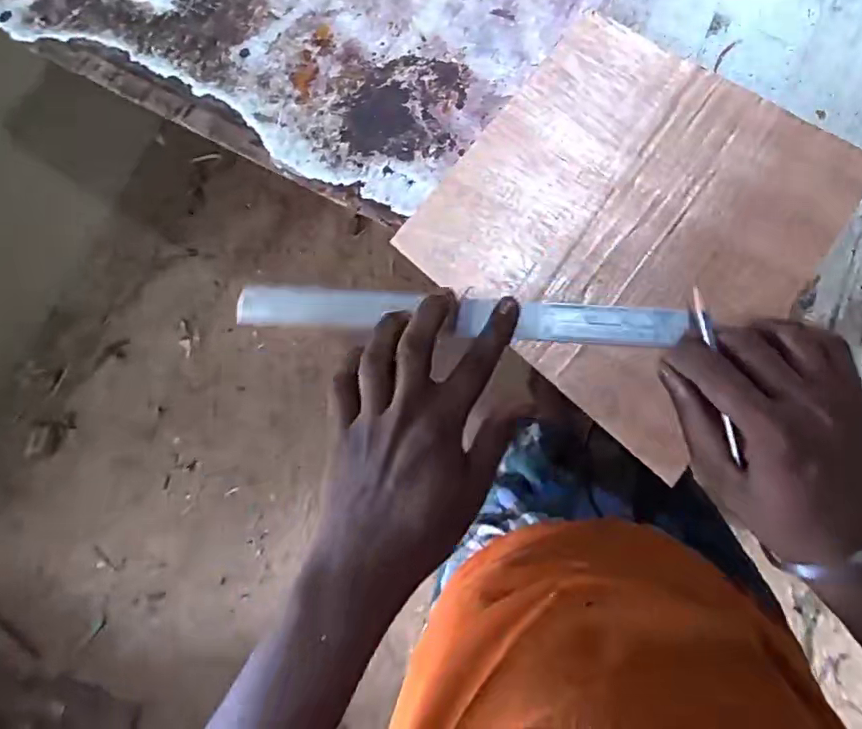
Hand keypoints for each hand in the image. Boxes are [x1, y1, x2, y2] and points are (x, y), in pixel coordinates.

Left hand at [308, 291, 519, 601]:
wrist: (362, 563)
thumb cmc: (425, 531)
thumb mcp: (472, 490)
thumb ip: (494, 440)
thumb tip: (521, 404)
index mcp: (440, 421)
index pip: (475, 364)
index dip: (494, 331)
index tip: (505, 305)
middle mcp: (404, 408)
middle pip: (416, 344)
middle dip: (432, 312)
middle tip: (444, 297)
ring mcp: (368, 416)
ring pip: (374, 355)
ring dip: (389, 327)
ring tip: (405, 314)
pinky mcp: (340, 429)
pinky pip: (340, 384)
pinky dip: (348, 362)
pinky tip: (359, 354)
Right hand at [660, 321, 861, 569]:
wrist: (854, 545)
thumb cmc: (780, 519)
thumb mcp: (723, 482)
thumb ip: (694, 421)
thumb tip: (671, 370)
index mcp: (770, 432)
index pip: (713, 370)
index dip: (684, 354)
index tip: (672, 356)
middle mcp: (805, 402)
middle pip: (745, 342)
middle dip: (712, 341)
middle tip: (700, 356)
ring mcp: (837, 392)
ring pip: (784, 332)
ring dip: (751, 333)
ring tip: (736, 351)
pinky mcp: (856, 390)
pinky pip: (825, 339)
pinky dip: (795, 335)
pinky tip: (778, 349)